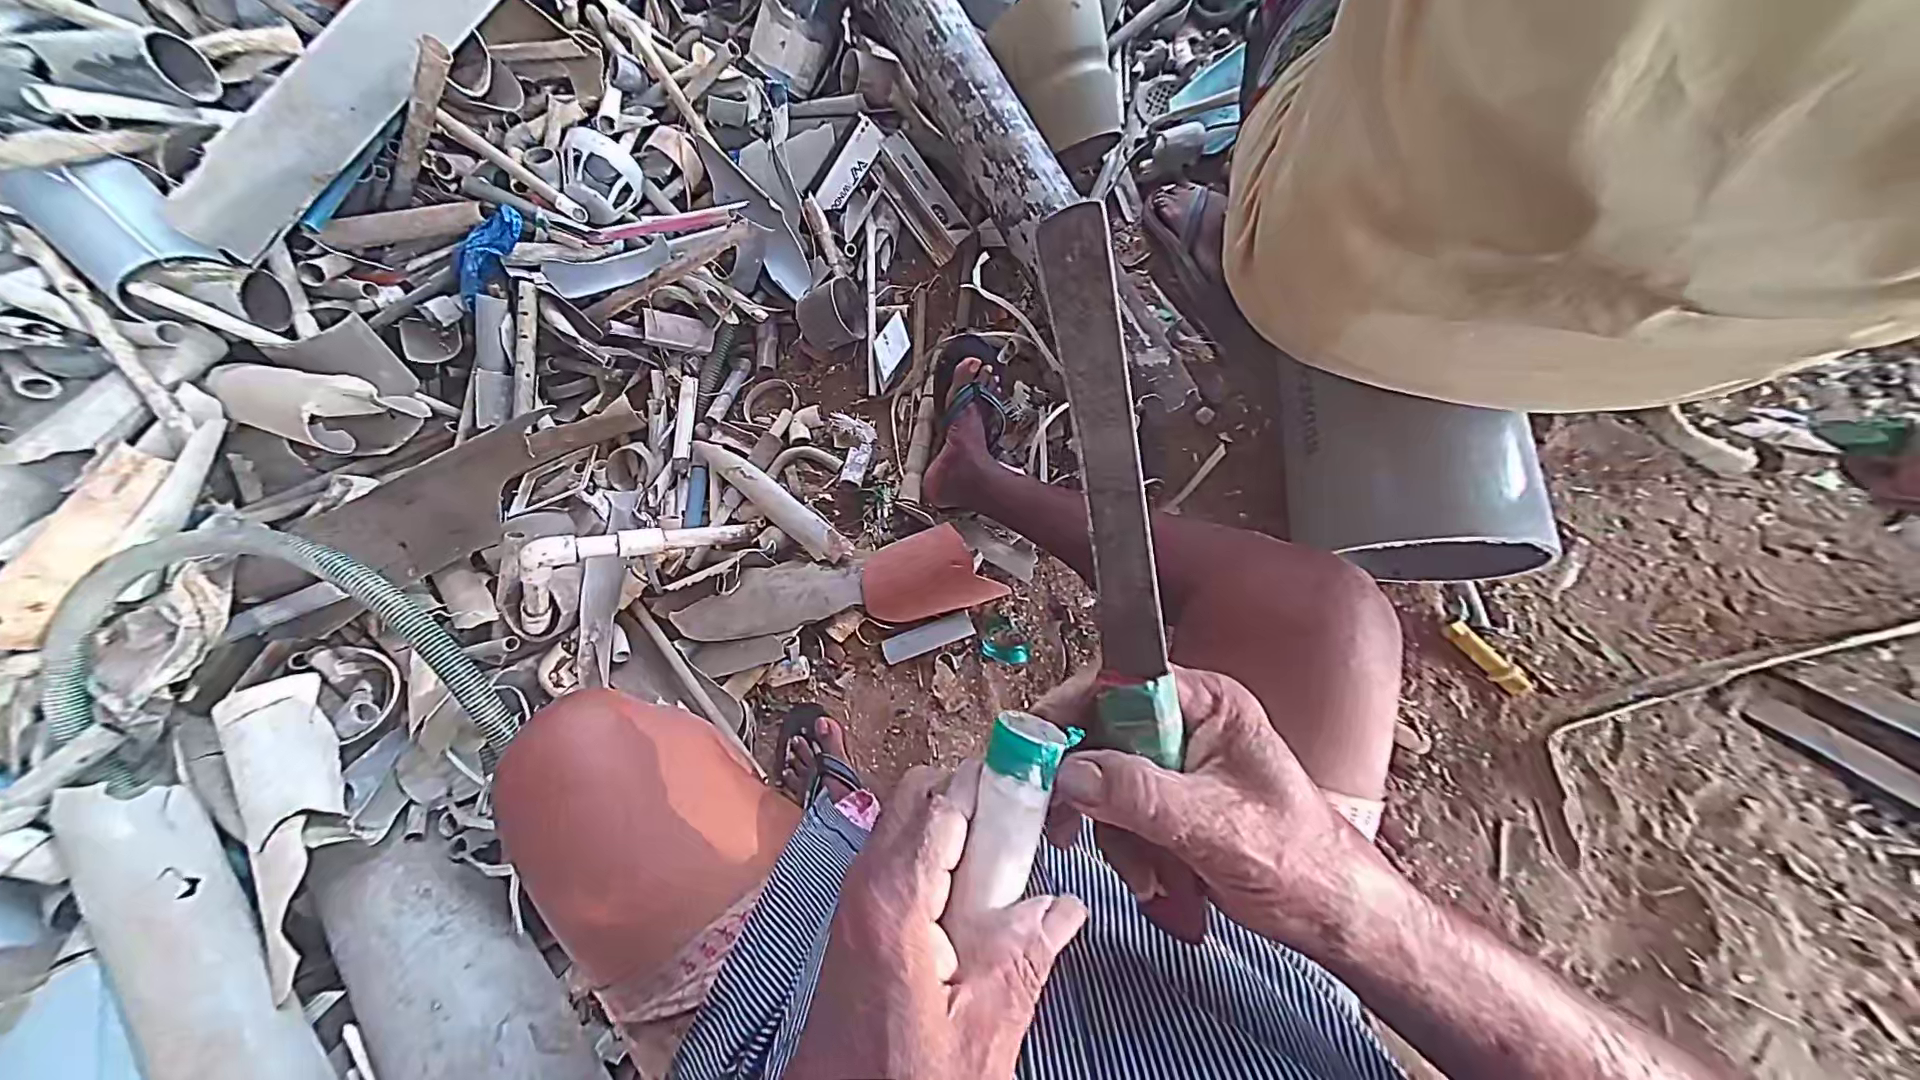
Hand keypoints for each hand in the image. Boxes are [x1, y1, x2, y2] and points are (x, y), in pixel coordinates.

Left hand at [785, 764, 1086, 1079]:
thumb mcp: (980, 1038)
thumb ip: (1022, 961)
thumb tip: (1064, 905)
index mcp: (894, 901)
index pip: (945, 803)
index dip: (990, 785)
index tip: (1029, 780)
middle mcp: (867, 879)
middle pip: (920, 791)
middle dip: (971, 791)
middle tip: (1017, 824)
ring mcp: (858, 889)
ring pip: (909, 811)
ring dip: (955, 815)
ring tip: (1001, 857)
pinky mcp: (860, 905)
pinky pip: (901, 842)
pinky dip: (937, 842)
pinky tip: (970, 888)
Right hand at [1037, 666, 1389, 952]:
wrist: (1336, 916)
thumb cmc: (1305, 862)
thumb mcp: (1216, 827)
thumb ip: (1140, 796)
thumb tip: (1071, 772)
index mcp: (1207, 702)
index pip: (1121, 682)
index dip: (1075, 708)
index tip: (1040, 743)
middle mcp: (1186, 722)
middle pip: (1103, 731)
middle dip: (1091, 786)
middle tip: (1066, 820)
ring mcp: (1176, 759)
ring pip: (1105, 774)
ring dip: (1112, 827)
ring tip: (1145, 870)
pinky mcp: (1169, 794)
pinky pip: (1118, 805)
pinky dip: (1123, 842)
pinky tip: (1151, 873)